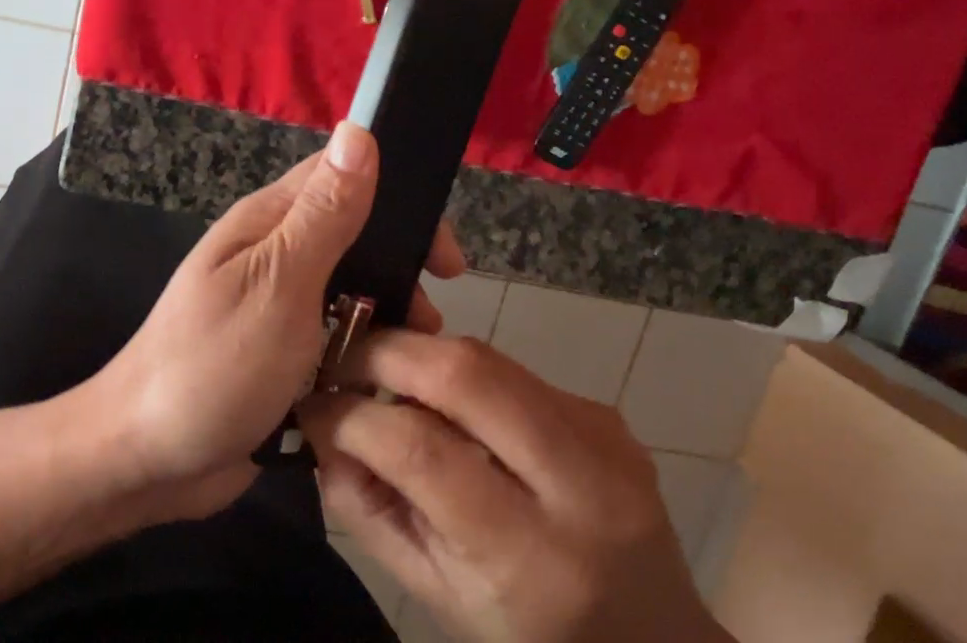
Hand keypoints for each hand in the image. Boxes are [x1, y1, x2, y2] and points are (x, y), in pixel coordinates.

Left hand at [75, 123, 464, 519]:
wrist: (146, 458)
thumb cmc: (213, 366)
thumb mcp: (277, 284)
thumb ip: (322, 216)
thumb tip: (358, 131)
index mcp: (265, 223)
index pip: (341, 178)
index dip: (399, 202)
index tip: (445, 260)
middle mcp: (269, 256)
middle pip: (350, 238)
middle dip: (397, 270)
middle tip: (429, 321)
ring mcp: (270, 308)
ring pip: (345, 293)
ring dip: (382, 318)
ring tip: (408, 361)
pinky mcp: (275, 355)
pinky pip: (330, 340)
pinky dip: (357, 354)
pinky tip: (378, 386)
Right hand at [300, 332, 734, 642]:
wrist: (654, 638)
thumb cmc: (527, 631)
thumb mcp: (433, 591)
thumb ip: (366, 510)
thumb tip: (321, 429)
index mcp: (530, 556)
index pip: (421, 451)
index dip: (350, 417)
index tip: (312, 408)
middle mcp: (580, 484)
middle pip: (464, 373)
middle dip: (382, 352)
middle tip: (340, 366)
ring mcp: (602, 436)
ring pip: (484, 355)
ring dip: (416, 355)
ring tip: (382, 381)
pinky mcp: (602, 410)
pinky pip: (507, 369)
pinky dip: (455, 374)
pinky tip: (444, 406)